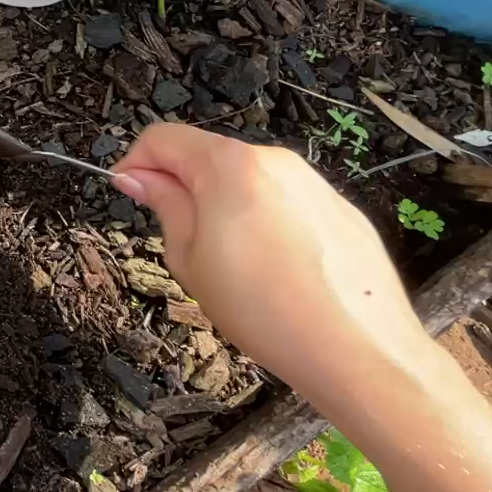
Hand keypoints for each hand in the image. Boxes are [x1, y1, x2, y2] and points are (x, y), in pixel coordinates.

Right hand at [111, 123, 430, 394]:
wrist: (361, 354)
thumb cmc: (262, 308)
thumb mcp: (189, 257)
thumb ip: (163, 204)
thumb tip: (138, 177)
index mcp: (229, 165)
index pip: (162, 138)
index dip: (136, 163)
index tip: (129, 194)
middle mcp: (273, 160)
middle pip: (205, 153)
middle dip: (180, 183)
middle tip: (177, 235)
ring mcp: (312, 182)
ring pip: (244, 176)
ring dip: (220, 200)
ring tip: (227, 258)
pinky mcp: (340, 209)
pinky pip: (281, 198)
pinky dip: (260, 216)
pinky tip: (271, 266)